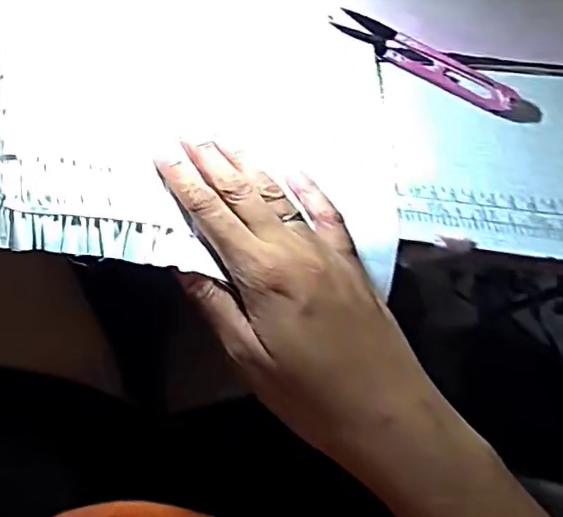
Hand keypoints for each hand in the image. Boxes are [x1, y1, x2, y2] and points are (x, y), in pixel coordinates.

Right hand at [158, 142, 542, 516]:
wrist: (400, 426)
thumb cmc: (310, 396)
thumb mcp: (245, 354)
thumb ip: (211, 300)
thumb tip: (178, 259)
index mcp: (260, 272)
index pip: (210, 215)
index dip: (183, 183)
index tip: (162, 156)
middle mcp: (292, 251)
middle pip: (242, 194)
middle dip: (210, 162)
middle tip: (186, 134)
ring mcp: (326, 253)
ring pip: (280, 195)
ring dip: (248, 164)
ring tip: (224, 141)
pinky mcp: (352, 264)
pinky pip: (328, 214)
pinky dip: (309, 188)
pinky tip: (294, 170)